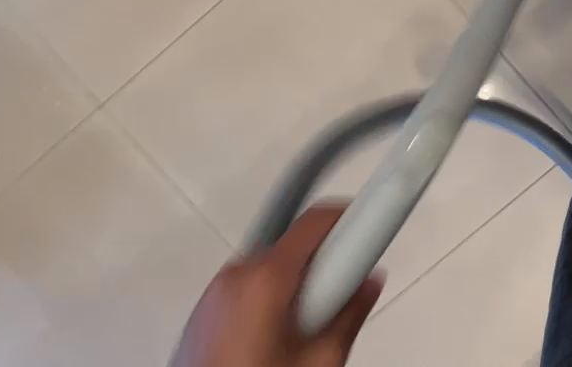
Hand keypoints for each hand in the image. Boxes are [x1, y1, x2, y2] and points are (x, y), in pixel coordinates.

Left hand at [171, 205, 383, 366]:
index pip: (317, 219)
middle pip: (295, 246)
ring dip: (296, 286)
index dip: (350, 219)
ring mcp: (212, 295)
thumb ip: (351, 314)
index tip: (368, 233)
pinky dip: (269, 301)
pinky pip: (248, 289)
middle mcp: (234, 273)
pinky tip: (274, 344)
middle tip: (338, 302)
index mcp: (265, 277)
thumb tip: (371, 281)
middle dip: (323, 265)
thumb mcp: (319, 363)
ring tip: (302, 335)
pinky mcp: (200, 316)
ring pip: (272, 268)